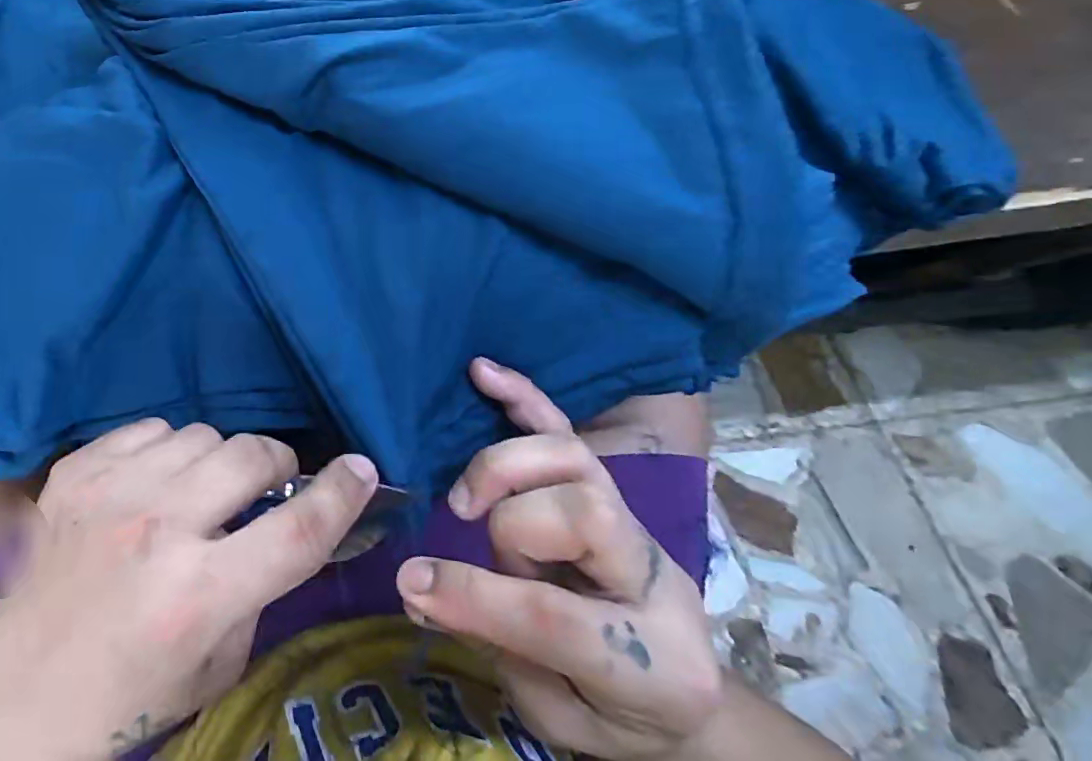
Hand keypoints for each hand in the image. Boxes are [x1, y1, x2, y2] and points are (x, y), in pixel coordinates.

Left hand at [0, 420, 378, 759]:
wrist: (8, 701)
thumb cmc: (121, 703)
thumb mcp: (215, 668)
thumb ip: (257, 591)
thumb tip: (283, 530)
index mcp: (198, 596)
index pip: (298, 529)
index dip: (342, 493)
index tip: (363, 469)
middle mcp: (157, 531)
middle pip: (251, 456)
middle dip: (278, 466)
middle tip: (272, 486)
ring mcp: (110, 494)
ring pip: (203, 434)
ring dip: (220, 461)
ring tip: (204, 491)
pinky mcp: (75, 475)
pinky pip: (151, 428)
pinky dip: (167, 450)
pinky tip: (155, 483)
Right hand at [397, 359, 722, 758]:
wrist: (679, 686)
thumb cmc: (614, 714)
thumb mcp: (558, 718)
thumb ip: (498, 650)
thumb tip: (419, 589)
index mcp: (652, 663)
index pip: (557, 616)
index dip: (474, 594)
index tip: (411, 580)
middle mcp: (652, 576)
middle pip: (581, 513)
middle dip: (511, 526)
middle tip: (475, 546)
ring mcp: (635, 521)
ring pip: (574, 459)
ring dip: (508, 466)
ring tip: (470, 495)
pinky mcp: (610, 489)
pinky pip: (567, 431)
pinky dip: (523, 399)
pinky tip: (483, 372)